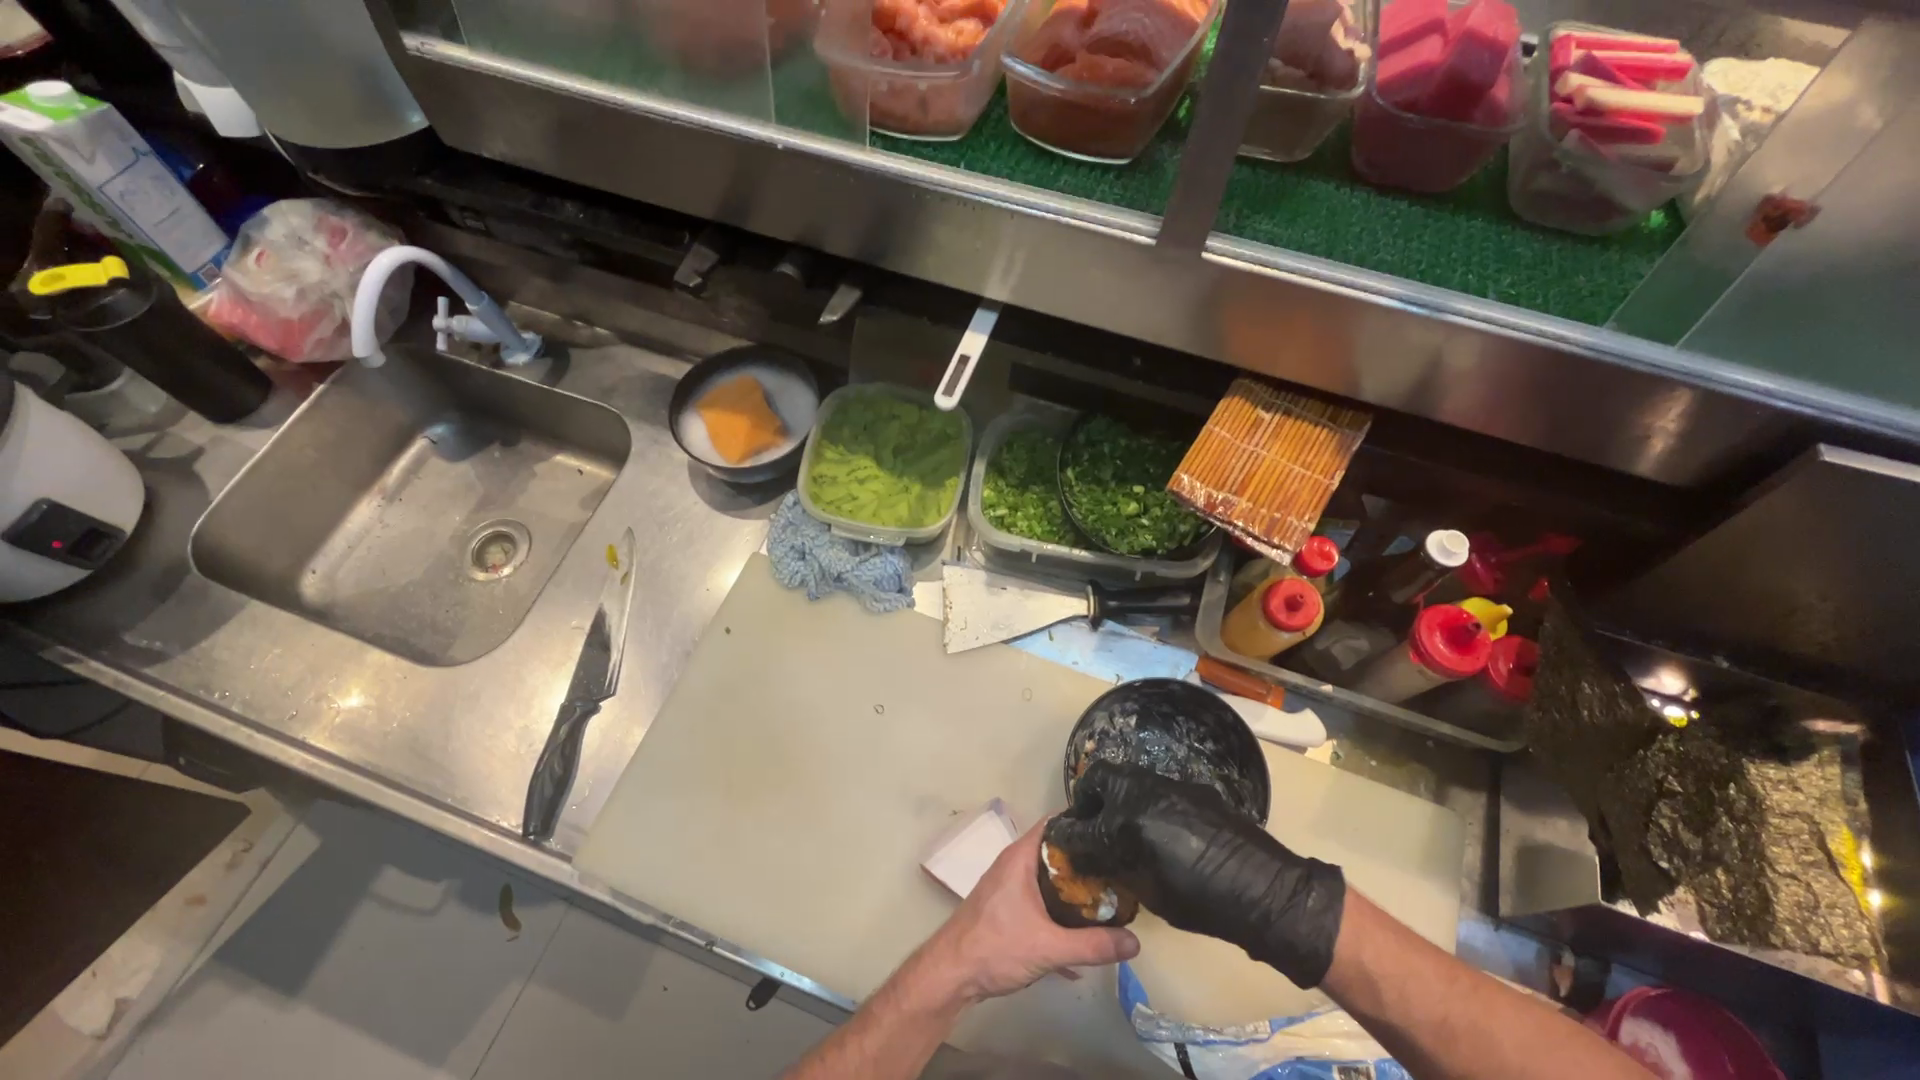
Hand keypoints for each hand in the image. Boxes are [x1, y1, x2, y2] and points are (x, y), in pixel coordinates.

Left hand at [923, 821, 1140, 1004]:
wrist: (950, 976)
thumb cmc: (993, 948)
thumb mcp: (1049, 947)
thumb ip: (1093, 945)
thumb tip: (1135, 942)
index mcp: (1020, 857)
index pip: (1056, 823)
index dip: (1084, 823)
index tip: (1113, 831)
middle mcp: (1014, 865)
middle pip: (1056, 851)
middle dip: (1086, 860)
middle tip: (1121, 867)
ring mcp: (1009, 886)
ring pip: (1049, 878)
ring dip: (1074, 887)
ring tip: (1110, 895)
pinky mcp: (1007, 909)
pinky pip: (1041, 899)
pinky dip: (1060, 910)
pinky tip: (1083, 932)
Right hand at [1044, 761, 1346, 988]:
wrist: (1263, 892)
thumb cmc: (1198, 903)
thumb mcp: (1145, 891)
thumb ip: (1114, 865)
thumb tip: (1094, 856)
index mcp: (1125, 820)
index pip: (1081, 823)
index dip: (1069, 831)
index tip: (1066, 840)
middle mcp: (1143, 792)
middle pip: (1101, 778)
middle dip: (1090, 798)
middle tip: (1093, 823)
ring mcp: (1171, 785)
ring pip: (1131, 780)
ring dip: (1120, 799)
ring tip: (1126, 828)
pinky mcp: (1195, 788)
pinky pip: (1159, 790)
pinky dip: (1149, 804)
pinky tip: (1162, 831)